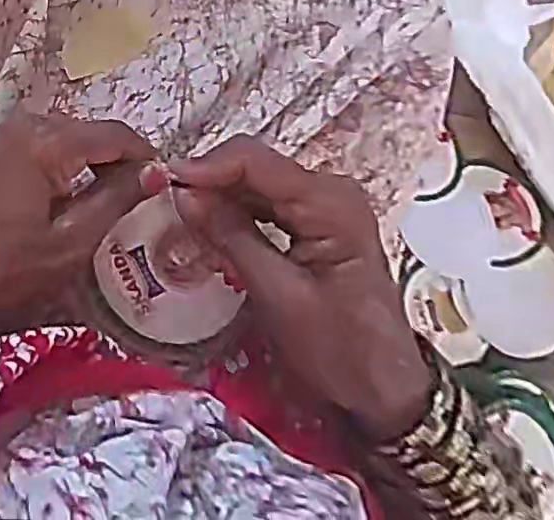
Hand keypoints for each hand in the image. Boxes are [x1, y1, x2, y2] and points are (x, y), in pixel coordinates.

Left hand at [0, 115, 155, 356]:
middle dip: (122, 161)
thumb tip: (157, 171)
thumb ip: (119, 197)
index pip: (113, 135)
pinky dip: (76, 165)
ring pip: (77, 138)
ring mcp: (14, 133)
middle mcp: (28, 124)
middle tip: (144, 197)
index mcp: (44, 142)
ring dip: (100, 164)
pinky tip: (86, 195)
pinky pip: (56, 145)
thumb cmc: (16, 273)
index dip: (145, 157)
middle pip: (94, 133)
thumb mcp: (77, 240)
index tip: (166, 183)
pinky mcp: (7, 146)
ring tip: (119, 200)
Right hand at [165, 138, 431, 440]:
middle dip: (210, 179)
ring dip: (218, 194)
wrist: (386, 391)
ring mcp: (323, 202)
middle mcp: (329, 189)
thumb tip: (184, 193)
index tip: (168, 182)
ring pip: (256, 182)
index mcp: (329, 202)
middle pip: (255, 166)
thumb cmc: (339, 349)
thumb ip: (231, 237)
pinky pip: (265, 201)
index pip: (256, 162)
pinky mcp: (315, 219)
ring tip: (180, 211)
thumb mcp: (278, 295)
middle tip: (167, 200)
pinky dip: (235, 210)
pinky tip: (209, 223)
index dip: (208, 166)